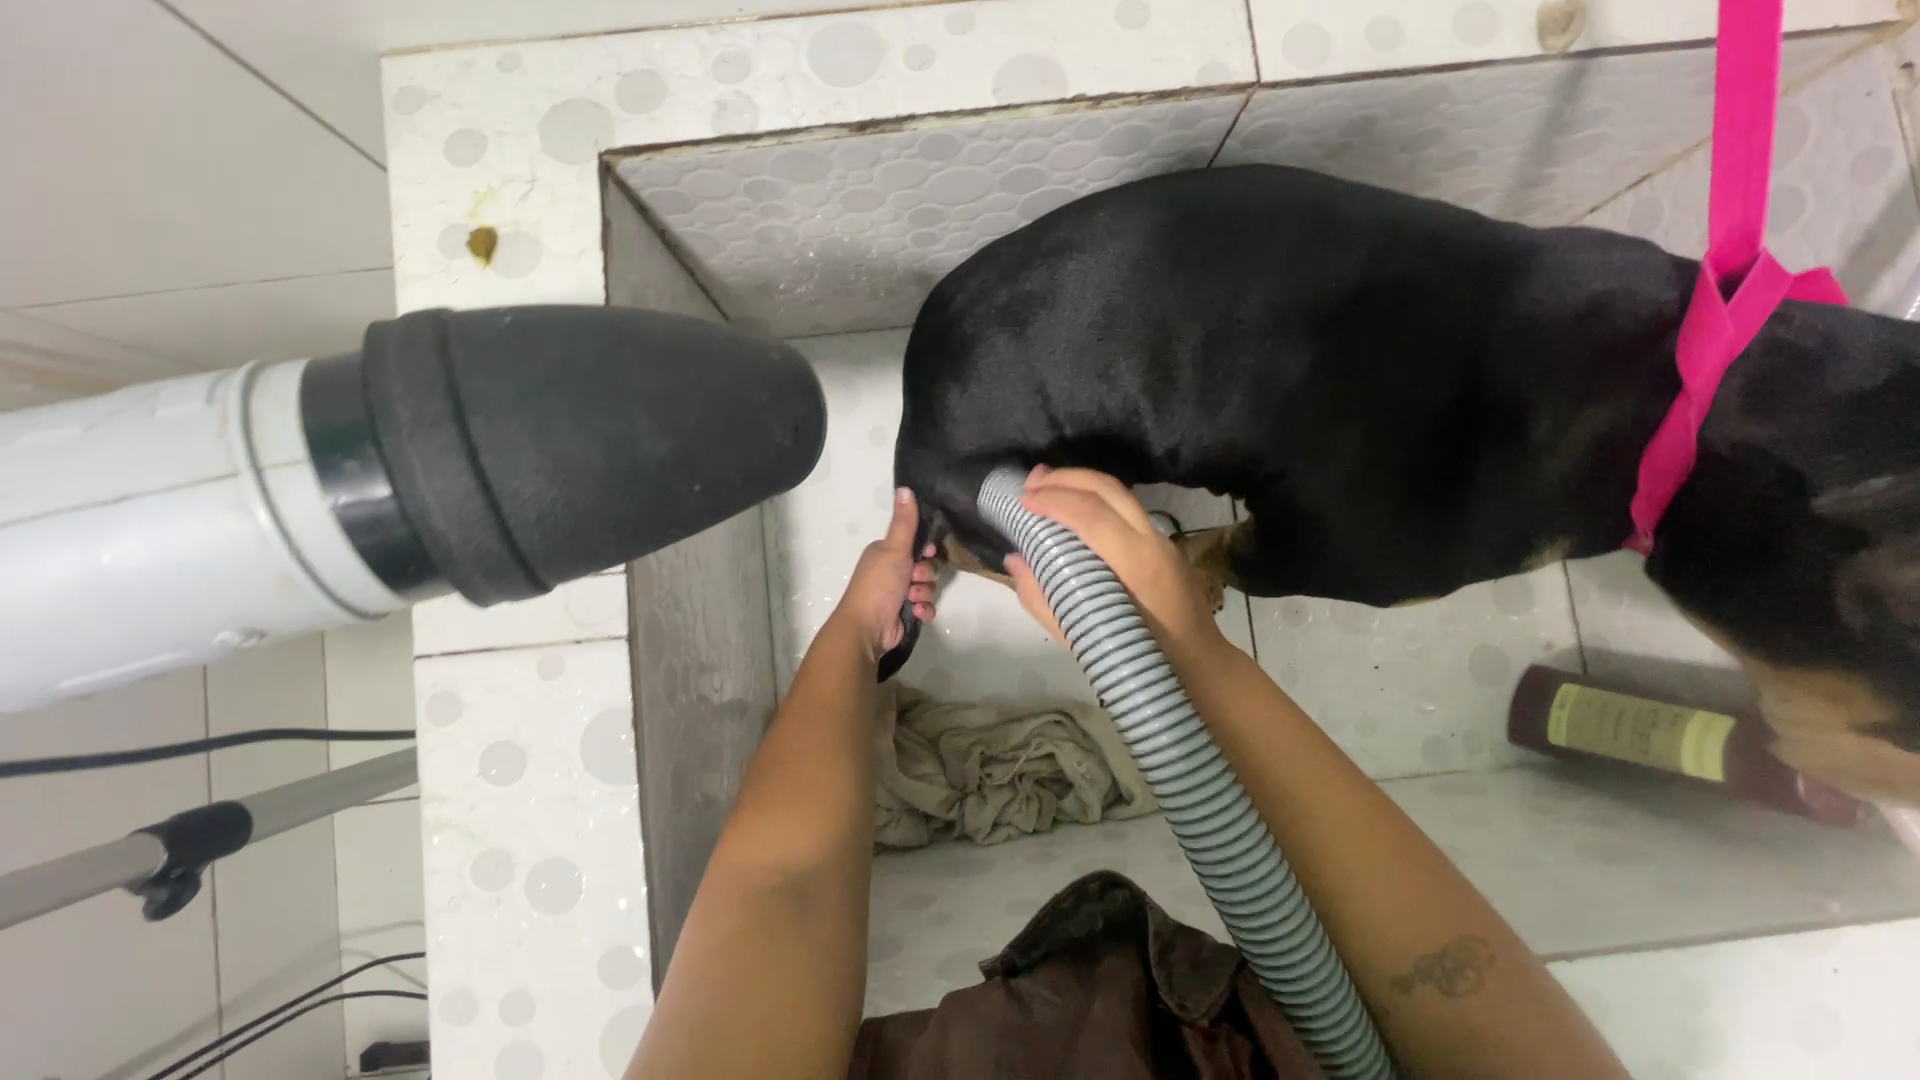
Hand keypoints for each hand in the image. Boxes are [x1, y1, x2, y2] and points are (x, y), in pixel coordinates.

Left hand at [830, 488, 937, 662]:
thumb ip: (904, 521)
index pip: (916, 544)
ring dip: (924, 594)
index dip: (925, 549)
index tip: (925, 554)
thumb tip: (905, 487)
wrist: (866, 627)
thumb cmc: (878, 584)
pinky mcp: (905, 613)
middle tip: (914, 579)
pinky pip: (926, 607)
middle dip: (925, 574)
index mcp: (886, 553)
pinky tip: (916, 613)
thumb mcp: (893, 549)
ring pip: (928, 587)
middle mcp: (892, 571)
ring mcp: (898, 594)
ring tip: (911, 599)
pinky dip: (923, 610)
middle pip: (926, 566)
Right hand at [1007, 467, 1227, 656]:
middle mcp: (1154, 541)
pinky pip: (1126, 507)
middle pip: (1107, 489)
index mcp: (1137, 564)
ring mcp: (1163, 539)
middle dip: (1065, 479)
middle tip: (1030, 481)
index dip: (1053, 501)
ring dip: (1081, 483)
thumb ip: (1043, 599)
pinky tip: (1075, 507)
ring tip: (1047, 485)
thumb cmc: (1140, 661)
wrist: (1199, 666)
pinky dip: (1096, 498)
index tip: (1022, 501)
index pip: (1090, 514)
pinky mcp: (1164, 543)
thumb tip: (1015, 560)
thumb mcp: (1084, 638)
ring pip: (1120, 493)